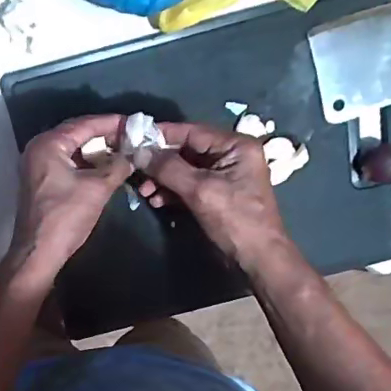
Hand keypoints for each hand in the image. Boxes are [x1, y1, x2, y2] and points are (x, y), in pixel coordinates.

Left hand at [6, 114, 133, 283]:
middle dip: (105, 134)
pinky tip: (105, 166)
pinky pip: (67, 161)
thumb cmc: (66, 217)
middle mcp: (39, 148)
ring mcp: (37, 164)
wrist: (39, 252)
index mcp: (49, 144)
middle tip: (132, 137)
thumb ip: (118, 166)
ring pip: (72, 148)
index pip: (85, 124)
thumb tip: (135, 155)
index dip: (113, 123)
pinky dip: (86, 162)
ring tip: (123, 150)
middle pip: (77, 133)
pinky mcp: (41, 180)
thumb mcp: (97, 188)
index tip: (137, 124)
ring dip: (97, 149)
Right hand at [137, 122, 295, 272]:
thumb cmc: (235, 220)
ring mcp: (222, 176)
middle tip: (135, 169)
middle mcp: (229, 155)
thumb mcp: (201, 190)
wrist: (257, 258)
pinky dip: (170, 191)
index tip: (133, 138)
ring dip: (162, 179)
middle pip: (185, 150)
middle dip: (159, 162)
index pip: (191, 132)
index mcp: (235, 146)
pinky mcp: (214, 195)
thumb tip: (140, 151)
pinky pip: (187, 185)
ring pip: (183, 169)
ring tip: (145, 191)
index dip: (161, 135)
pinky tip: (156, 201)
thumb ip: (169, 168)